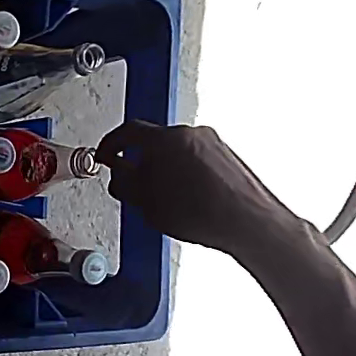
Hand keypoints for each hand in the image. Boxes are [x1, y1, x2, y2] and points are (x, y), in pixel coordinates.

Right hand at [98, 121, 301, 253]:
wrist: (250, 223)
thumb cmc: (203, 213)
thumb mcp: (145, 203)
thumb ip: (124, 182)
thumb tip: (118, 173)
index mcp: (164, 139)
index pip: (127, 132)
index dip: (110, 145)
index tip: (105, 155)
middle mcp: (189, 133)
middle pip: (152, 140)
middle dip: (139, 160)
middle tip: (132, 182)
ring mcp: (211, 142)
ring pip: (174, 150)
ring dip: (163, 168)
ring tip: (163, 198)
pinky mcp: (226, 155)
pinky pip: (194, 158)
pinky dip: (184, 173)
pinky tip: (186, 199)